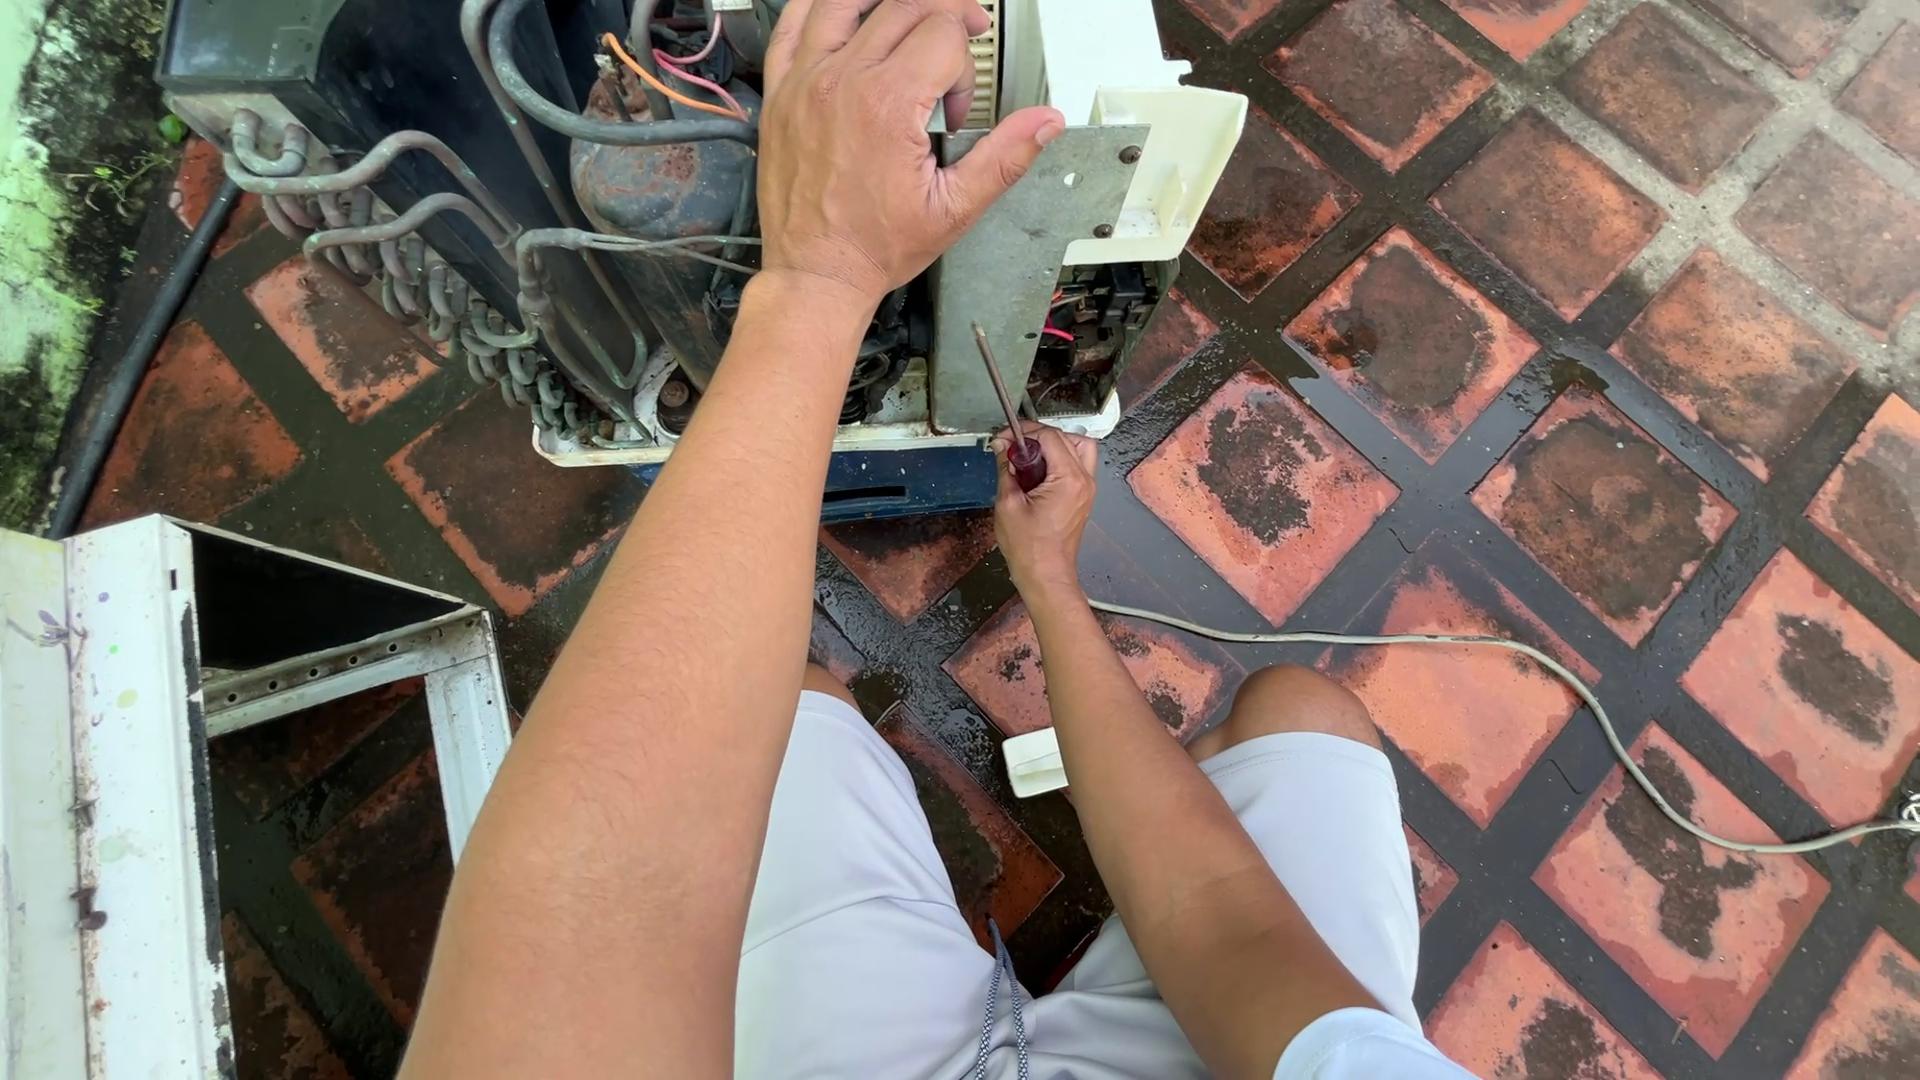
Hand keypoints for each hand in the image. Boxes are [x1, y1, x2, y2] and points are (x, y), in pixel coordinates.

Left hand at [757, 0, 1066, 306]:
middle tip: (954, 49)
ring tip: (909, 23)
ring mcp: (806, 84)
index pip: (943, 34)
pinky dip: (822, 8)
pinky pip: (793, 23)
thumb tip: (1045, 123)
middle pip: (904, 5)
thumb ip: (1003, 159)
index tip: (955, 111)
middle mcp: (844, 82)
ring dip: (889, 2)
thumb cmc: (874, 249)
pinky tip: (845, 19)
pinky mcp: (781, 94)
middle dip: (942, 20)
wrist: (818, 274)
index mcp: (888, 105)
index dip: (965, 67)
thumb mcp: (953, 211)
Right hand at [993, 422, 1098, 599]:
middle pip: (1065, 437)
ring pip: (1077, 447)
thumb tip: (1000, 446)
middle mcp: (1084, 480)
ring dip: (1052, 445)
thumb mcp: (1007, 503)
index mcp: (1068, 479)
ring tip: (1027, 459)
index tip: (1003, 439)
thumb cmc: (1028, 547)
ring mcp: (1087, 489)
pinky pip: (1077, 464)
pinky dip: (1059, 460)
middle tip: (1011, 448)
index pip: (1050, 436)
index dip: (1024, 432)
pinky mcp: (1083, 496)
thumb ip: (1006, 468)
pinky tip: (1037, 473)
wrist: (1045, 574)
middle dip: (1036, 437)